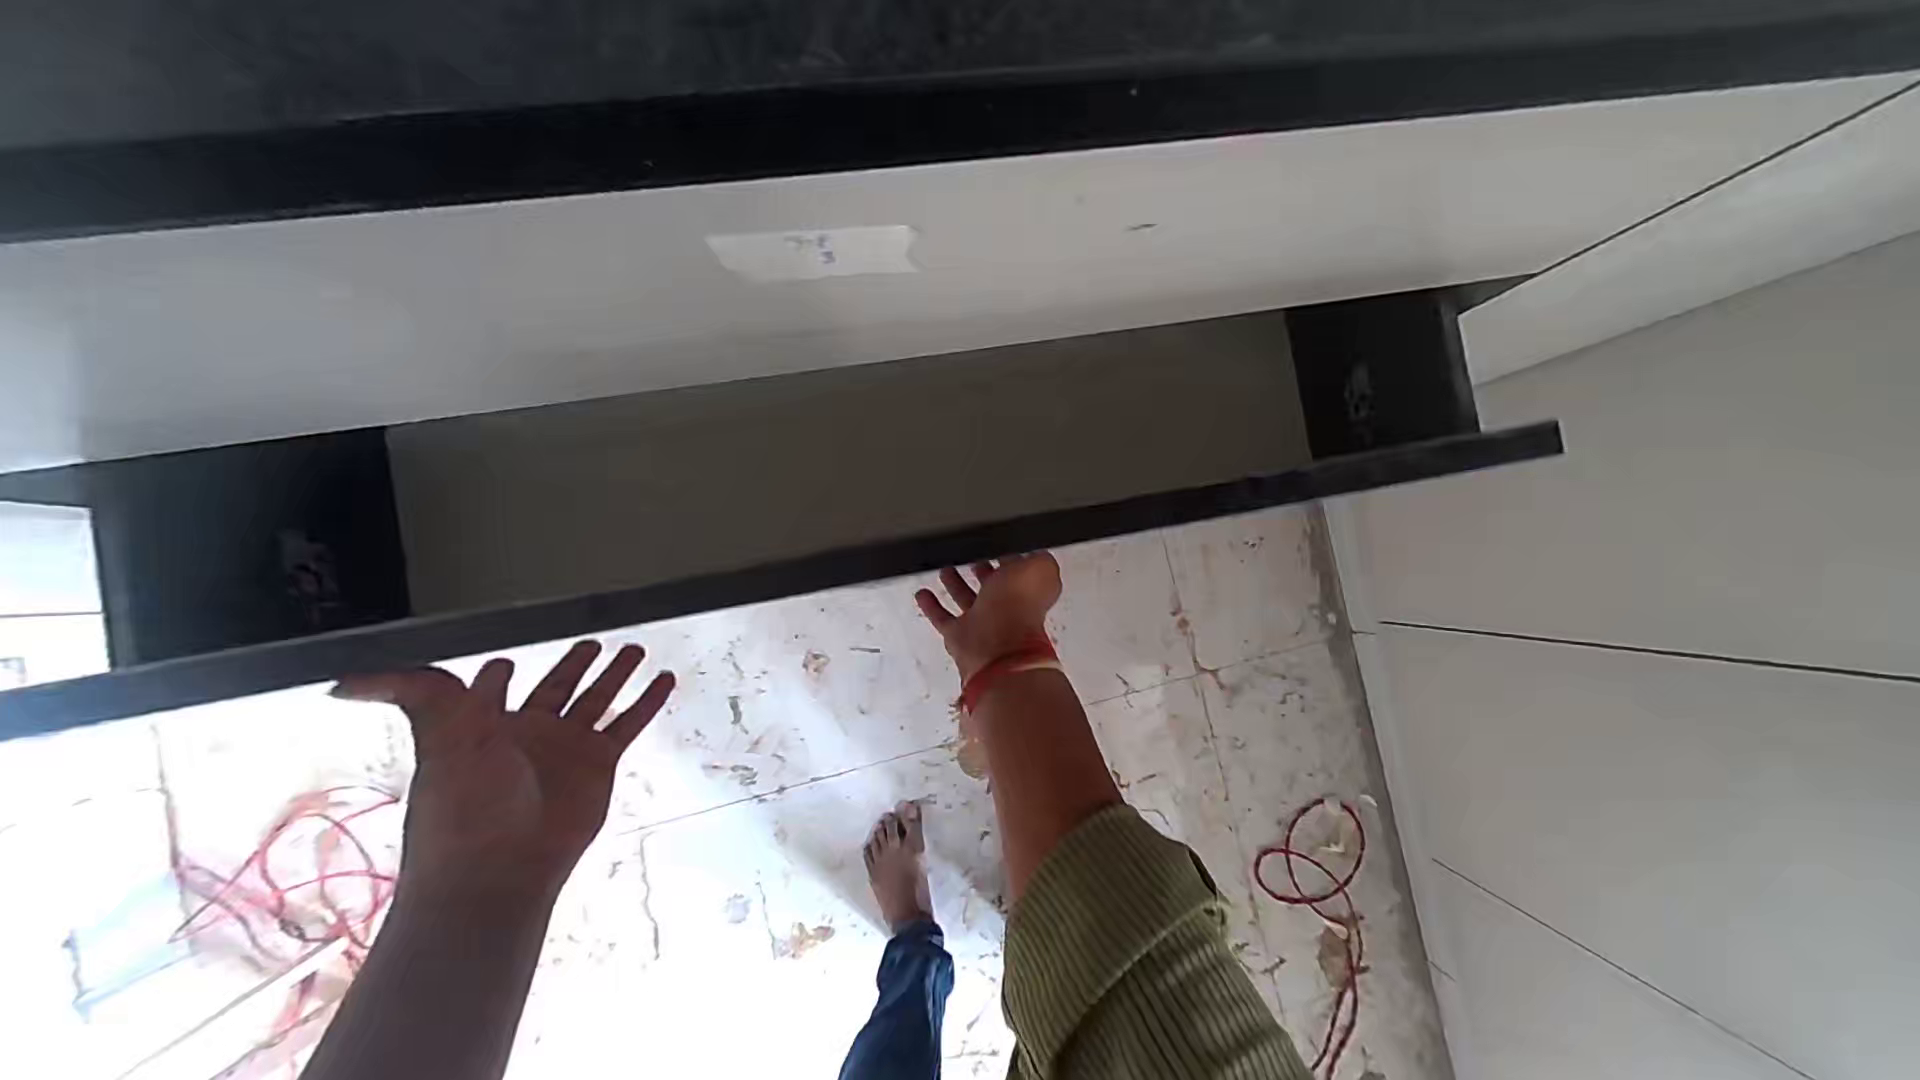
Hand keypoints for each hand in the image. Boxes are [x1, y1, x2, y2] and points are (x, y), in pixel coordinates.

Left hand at [331, 640, 674, 896]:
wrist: (501, 866)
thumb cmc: (464, 802)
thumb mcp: (440, 736)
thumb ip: (410, 696)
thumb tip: (340, 683)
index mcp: (487, 723)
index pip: (495, 689)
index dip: (498, 675)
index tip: (505, 661)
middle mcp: (529, 732)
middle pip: (558, 687)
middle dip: (574, 665)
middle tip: (593, 643)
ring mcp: (568, 746)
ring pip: (599, 698)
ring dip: (617, 675)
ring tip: (635, 651)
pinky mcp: (600, 762)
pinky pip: (630, 723)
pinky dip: (649, 701)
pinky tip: (665, 681)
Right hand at [914, 553, 1062, 680]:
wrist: (997, 647)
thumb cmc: (1018, 606)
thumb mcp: (1040, 568)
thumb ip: (1041, 558)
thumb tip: (1038, 554)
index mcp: (1026, 592)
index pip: (1018, 571)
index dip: (1010, 558)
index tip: (998, 545)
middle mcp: (1006, 609)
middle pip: (993, 586)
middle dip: (983, 571)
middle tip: (972, 558)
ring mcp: (982, 623)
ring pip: (967, 600)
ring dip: (956, 585)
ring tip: (946, 570)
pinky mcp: (960, 636)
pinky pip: (943, 617)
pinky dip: (932, 606)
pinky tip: (923, 594)